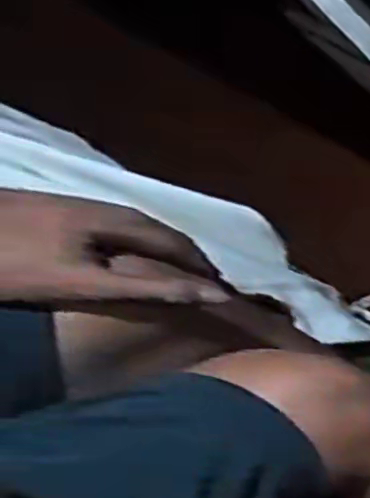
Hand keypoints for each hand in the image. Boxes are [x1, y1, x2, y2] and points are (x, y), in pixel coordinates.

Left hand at [0, 191, 226, 304]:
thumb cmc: (11, 269)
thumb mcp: (88, 285)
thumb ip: (156, 289)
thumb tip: (221, 295)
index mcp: (99, 218)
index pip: (170, 238)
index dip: (202, 263)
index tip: (221, 287)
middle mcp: (81, 202)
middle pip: (147, 224)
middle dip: (181, 249)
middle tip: (201, 277)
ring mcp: (51, 201)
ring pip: (121, 219)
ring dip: (153, 242)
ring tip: (168, 265)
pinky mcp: (28, 206)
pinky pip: (95, 219)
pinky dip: (123, 237)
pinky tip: (118, 251)